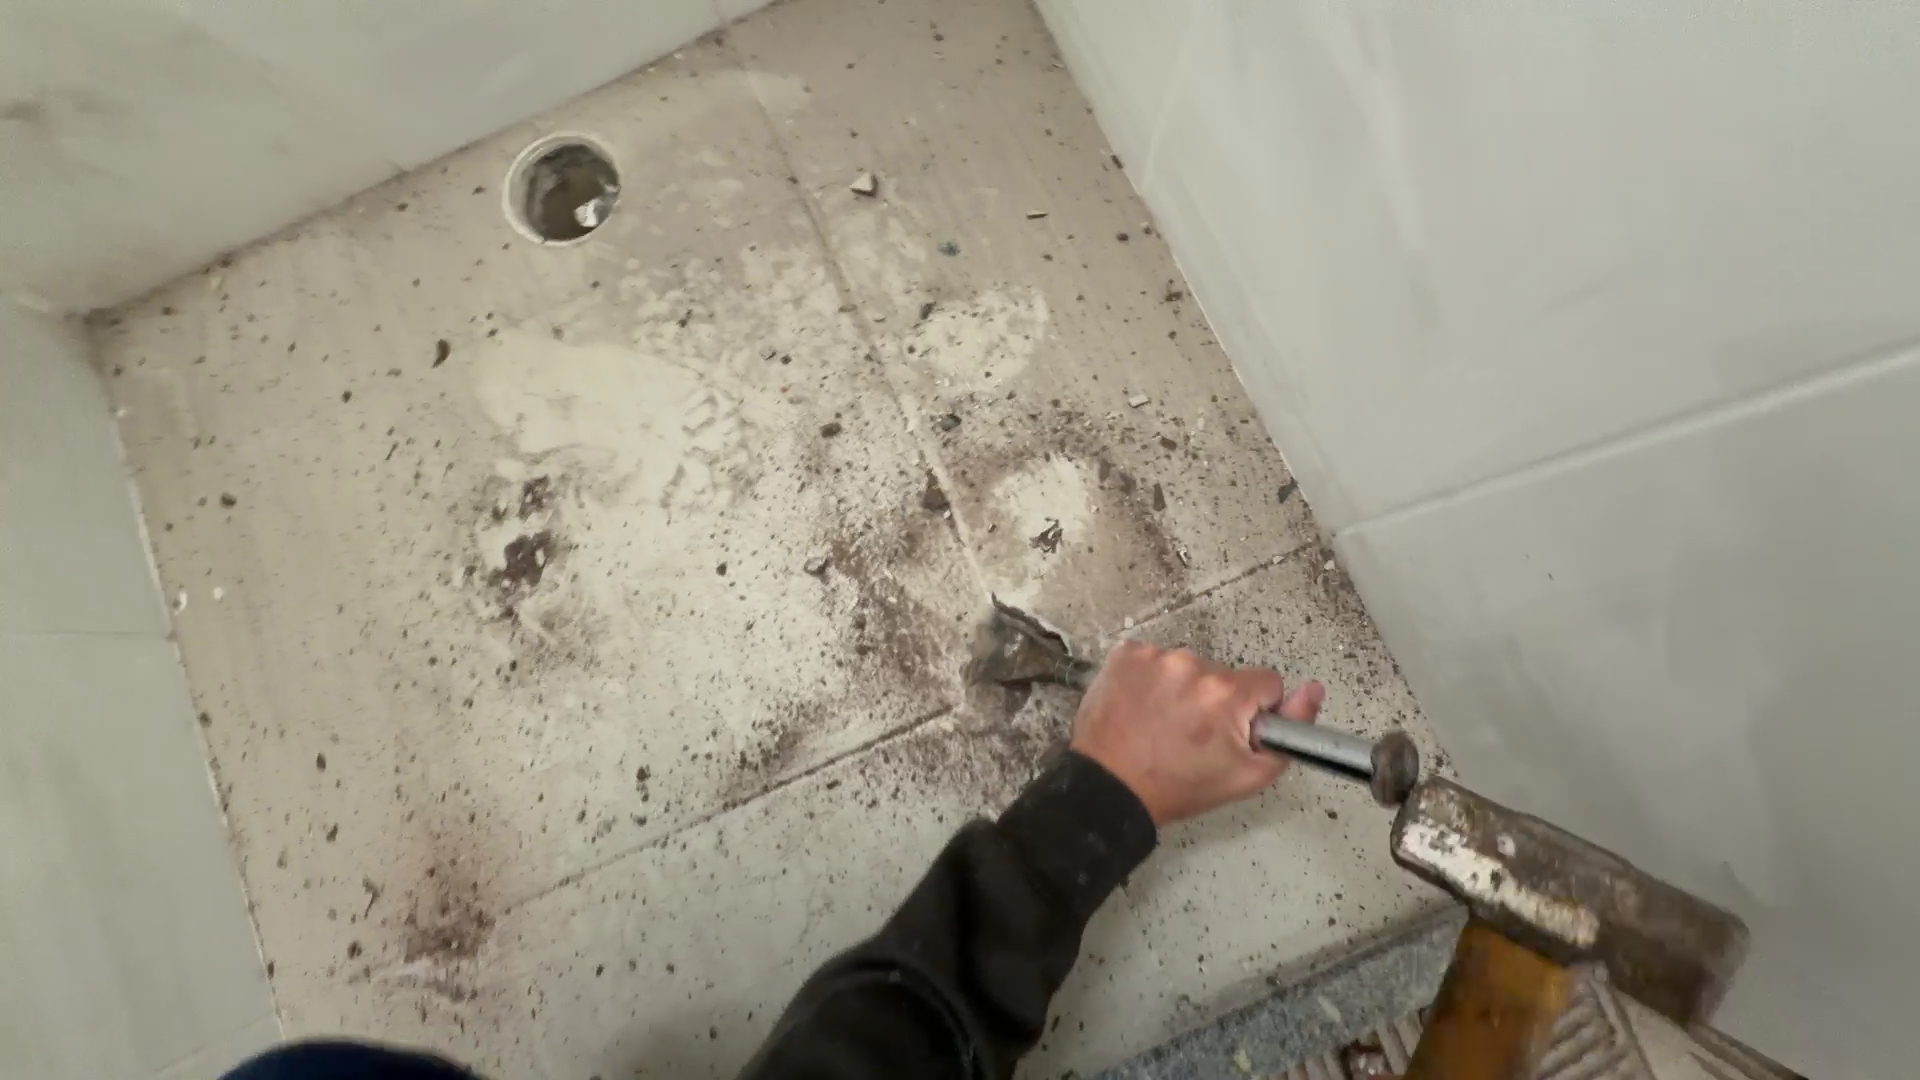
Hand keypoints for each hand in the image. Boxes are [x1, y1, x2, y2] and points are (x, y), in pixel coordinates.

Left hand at [1069, 642, 1324, 826]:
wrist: (1110, 785)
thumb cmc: (1175, 785)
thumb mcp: (1248, 774)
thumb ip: (1291, 730)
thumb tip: (1313, 690)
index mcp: (1226, 693)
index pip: (1265, 681)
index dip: (1254, 708)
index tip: (1233, 727)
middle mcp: (1190, 665)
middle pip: (1222, 674)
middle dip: (1215, 699)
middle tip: (1193, 733)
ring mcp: (1154, 657)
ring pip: (1186, 667)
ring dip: (1180, 688)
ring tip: (1163, 722)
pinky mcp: (1125, 654)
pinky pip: (1153, 660)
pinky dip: (1150, 679)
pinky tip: (1142, 707)